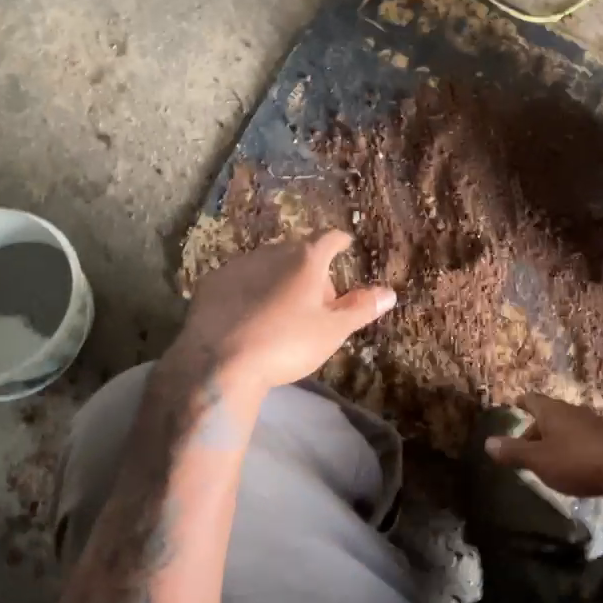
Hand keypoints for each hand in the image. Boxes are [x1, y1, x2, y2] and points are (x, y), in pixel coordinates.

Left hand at [178, 230, 394, 396]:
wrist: (219, 364)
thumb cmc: (286, 344)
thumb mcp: (331, 331)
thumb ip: (360, 309)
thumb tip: (389, 292)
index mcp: (306, 260)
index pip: (330, 239)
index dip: (340, 242)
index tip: (344, 245)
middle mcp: (273, 253)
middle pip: (299, 253)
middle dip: (310, 270)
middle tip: (315, 300)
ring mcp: (239, 265)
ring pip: (267, 265)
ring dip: (278, 279)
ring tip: (281, 310)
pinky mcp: (213, 282)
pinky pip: (240, 280)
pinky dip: (249, 291)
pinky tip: (248, 316)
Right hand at [485, 393, 602, 499]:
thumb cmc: (576, 461)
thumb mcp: (539, 460)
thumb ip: (513, 452)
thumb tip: (487, 443)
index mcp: (552, 411)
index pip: (531, 399)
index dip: (522, 402)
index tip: (516, 402)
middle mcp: (572, 410)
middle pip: (549, 413)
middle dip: (537, 427)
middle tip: (525, 443)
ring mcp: (593, 422)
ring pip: (567, 425)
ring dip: (556, 437)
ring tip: (548, 454)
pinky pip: (583, 436)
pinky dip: (573, 445)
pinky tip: (574, 462)